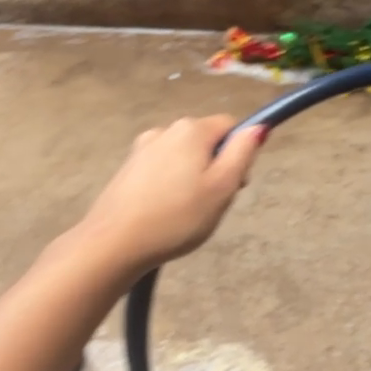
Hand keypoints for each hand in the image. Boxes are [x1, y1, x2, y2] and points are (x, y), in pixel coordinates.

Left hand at [73, 114, 265, 271]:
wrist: (114, 244)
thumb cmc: (177, 217)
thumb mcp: (222, 187)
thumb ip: (243, 153)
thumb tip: (257, 127)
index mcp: (191, 129)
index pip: (230, 126)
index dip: (239, 154)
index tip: (233, 185)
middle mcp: (165, 129)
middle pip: (205, 141)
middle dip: (214, 167)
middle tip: (211, 204)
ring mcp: (142, 148)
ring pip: (183, 156)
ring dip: (192, 177)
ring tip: (186, 212)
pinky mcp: (127, 168)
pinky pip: (162, 169)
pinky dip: (169, 185)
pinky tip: (164, 212)